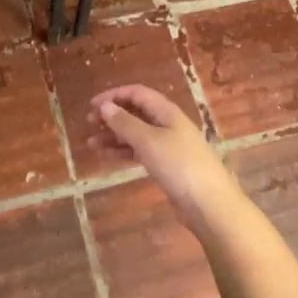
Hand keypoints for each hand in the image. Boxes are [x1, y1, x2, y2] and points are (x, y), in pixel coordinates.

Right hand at [88, 85, 237, 231]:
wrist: (208, 204)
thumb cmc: (179, 165)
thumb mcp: (149, 141)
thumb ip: (125, 123)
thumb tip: (105, 106)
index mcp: (166, 111)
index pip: (137, 93)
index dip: (114, 95)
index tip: (92, 105)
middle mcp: (167, 124)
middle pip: (136, 112)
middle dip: (112, 116)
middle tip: (89, 124)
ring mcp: (167, 145)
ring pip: (136, 134)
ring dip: (114, 136)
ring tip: (91, 144)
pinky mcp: (166, 165)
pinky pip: (140, 151)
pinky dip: (123, 151)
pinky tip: (107, 156)